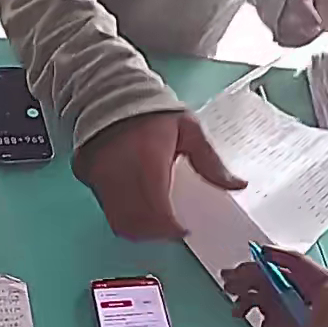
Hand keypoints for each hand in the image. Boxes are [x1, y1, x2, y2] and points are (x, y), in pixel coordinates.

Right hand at [74, 111, 244, 239]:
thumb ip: (210, 162)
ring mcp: (102, 179)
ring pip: (120, 223)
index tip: (184, 229)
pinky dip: (125, 219)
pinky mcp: (90, 179)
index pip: (159, 213)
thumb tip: (237, 185)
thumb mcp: (188, 129)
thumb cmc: (152, 112)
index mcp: (148, 162)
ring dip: (141, 231)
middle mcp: (121, 175)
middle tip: (173, 229)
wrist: (110, 92)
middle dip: (158, 234)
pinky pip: (107, 211)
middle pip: (138, 224)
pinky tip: (139, 212)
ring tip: (157, 224)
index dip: (172, 228)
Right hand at [222, 248, 327, 326]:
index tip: (268, 254)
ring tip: (231, 288)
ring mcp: (296, 322)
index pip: (318, 280)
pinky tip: (238, 310)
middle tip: (239, 273)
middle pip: (291, 280)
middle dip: (264, 273)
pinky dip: (248, 300)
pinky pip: (263, 302)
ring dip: (251, 283)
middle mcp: (317, 318)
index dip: (294, 263)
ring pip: (274, 288)